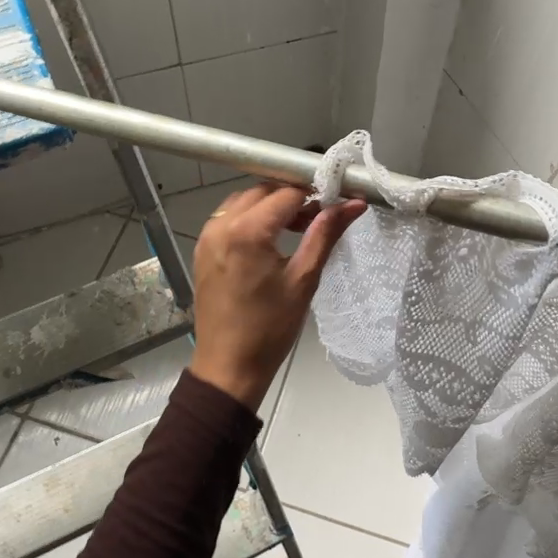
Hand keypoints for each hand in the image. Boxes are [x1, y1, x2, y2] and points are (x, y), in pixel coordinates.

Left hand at [187, 183, 365, 410]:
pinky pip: (229, 218)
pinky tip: (272, 239)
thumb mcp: (304, 279)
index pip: (287, 193)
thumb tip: (354, 204)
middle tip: (320, 217)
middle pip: (263, 190)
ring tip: (298, 228)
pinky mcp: (203, 249)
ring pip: (244, 200)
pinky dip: (252, 218)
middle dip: (293, 197)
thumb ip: (326, 234)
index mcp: (247, 232)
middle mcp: (221, 225)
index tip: (336, 203)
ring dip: (271, 205)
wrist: (228, 367)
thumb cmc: (270, 329)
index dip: (315, 194)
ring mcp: (207, 236)